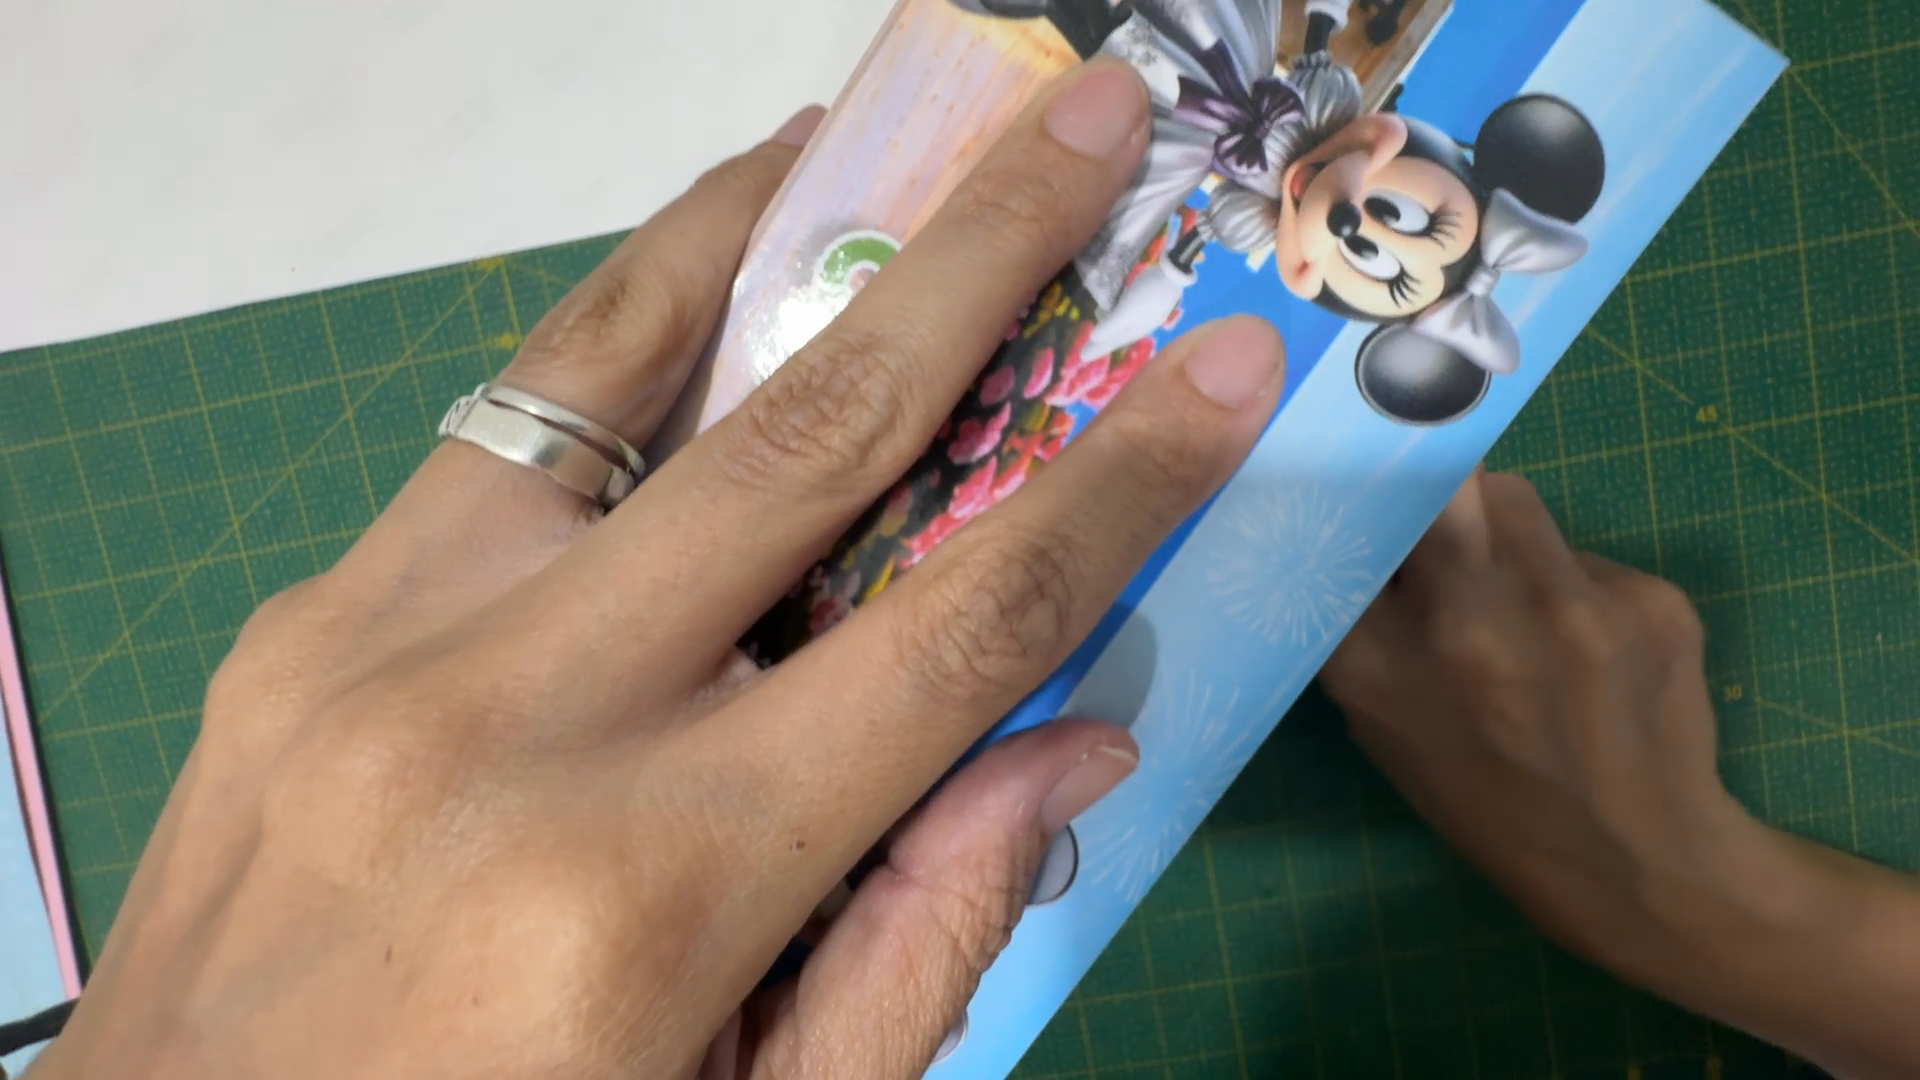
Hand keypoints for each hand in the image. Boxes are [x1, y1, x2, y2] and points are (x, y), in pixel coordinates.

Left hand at [30, 58, 1288, 1079]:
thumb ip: (928, 929)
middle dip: (985, 254)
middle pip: (825, 434)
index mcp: (663, 880)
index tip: (1222, 373)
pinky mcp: (324, 612)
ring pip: (639, 362)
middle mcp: (526, 722)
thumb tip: (1066, 742)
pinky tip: (722, 240)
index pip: (967, 629)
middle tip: (1083, 124)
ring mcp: (393, 638)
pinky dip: (645, 299)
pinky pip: (525, 406)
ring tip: (879, 131)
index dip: (1124, 486)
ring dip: (783, 224)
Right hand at [1322, 470, 1919, 1079]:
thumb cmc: (1468, 783)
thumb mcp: (1369, 707)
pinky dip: (1557, 573)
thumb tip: (1356, 531)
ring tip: (1502, 590)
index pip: (1353, 525)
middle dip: (1433, 493)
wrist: (1628, 857)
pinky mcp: (1656, 601)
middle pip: (1445, 483)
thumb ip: (1351, 618)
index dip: (1360, 497)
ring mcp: (1574, 606)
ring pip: (1515, 498)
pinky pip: (1577, 549)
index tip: (1358, 496)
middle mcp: (1473, 618)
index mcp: (1380, 655)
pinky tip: (1568, 635)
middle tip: (1431, 527)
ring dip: (1492, 524)